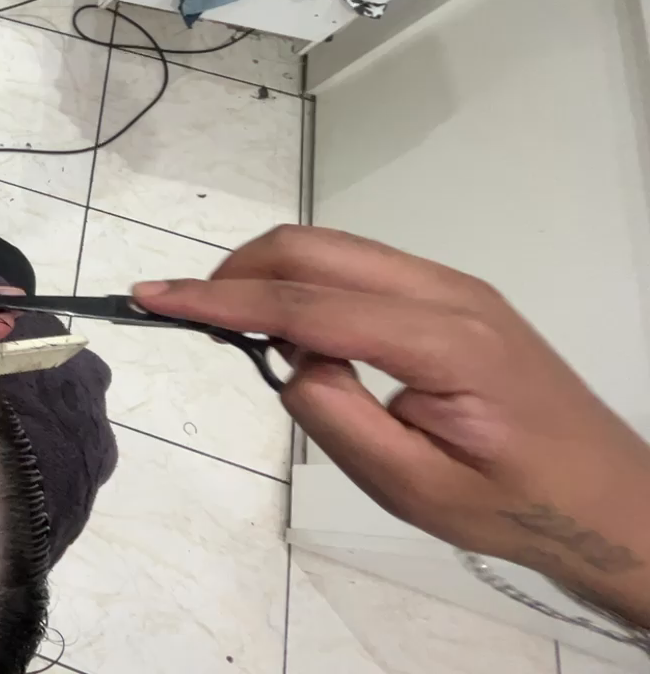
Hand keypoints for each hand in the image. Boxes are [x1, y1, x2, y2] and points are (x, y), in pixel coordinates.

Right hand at [133, 225, 649, 621]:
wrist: (620, 506)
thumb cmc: (514, 506)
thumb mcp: (410, 484)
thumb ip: (332, 411)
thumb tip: (293, 355)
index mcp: (446, 343)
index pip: (302, 304)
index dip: (216, 298)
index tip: (150, 295)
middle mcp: (446, 293)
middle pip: (307, 249)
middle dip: (233, 273)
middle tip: (196, 315)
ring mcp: (447, 284)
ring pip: (322, 246)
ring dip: (262, 274)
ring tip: (246, 329)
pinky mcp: (442, 290)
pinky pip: (345, 262)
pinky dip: (295, 280)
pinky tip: (295, 326)